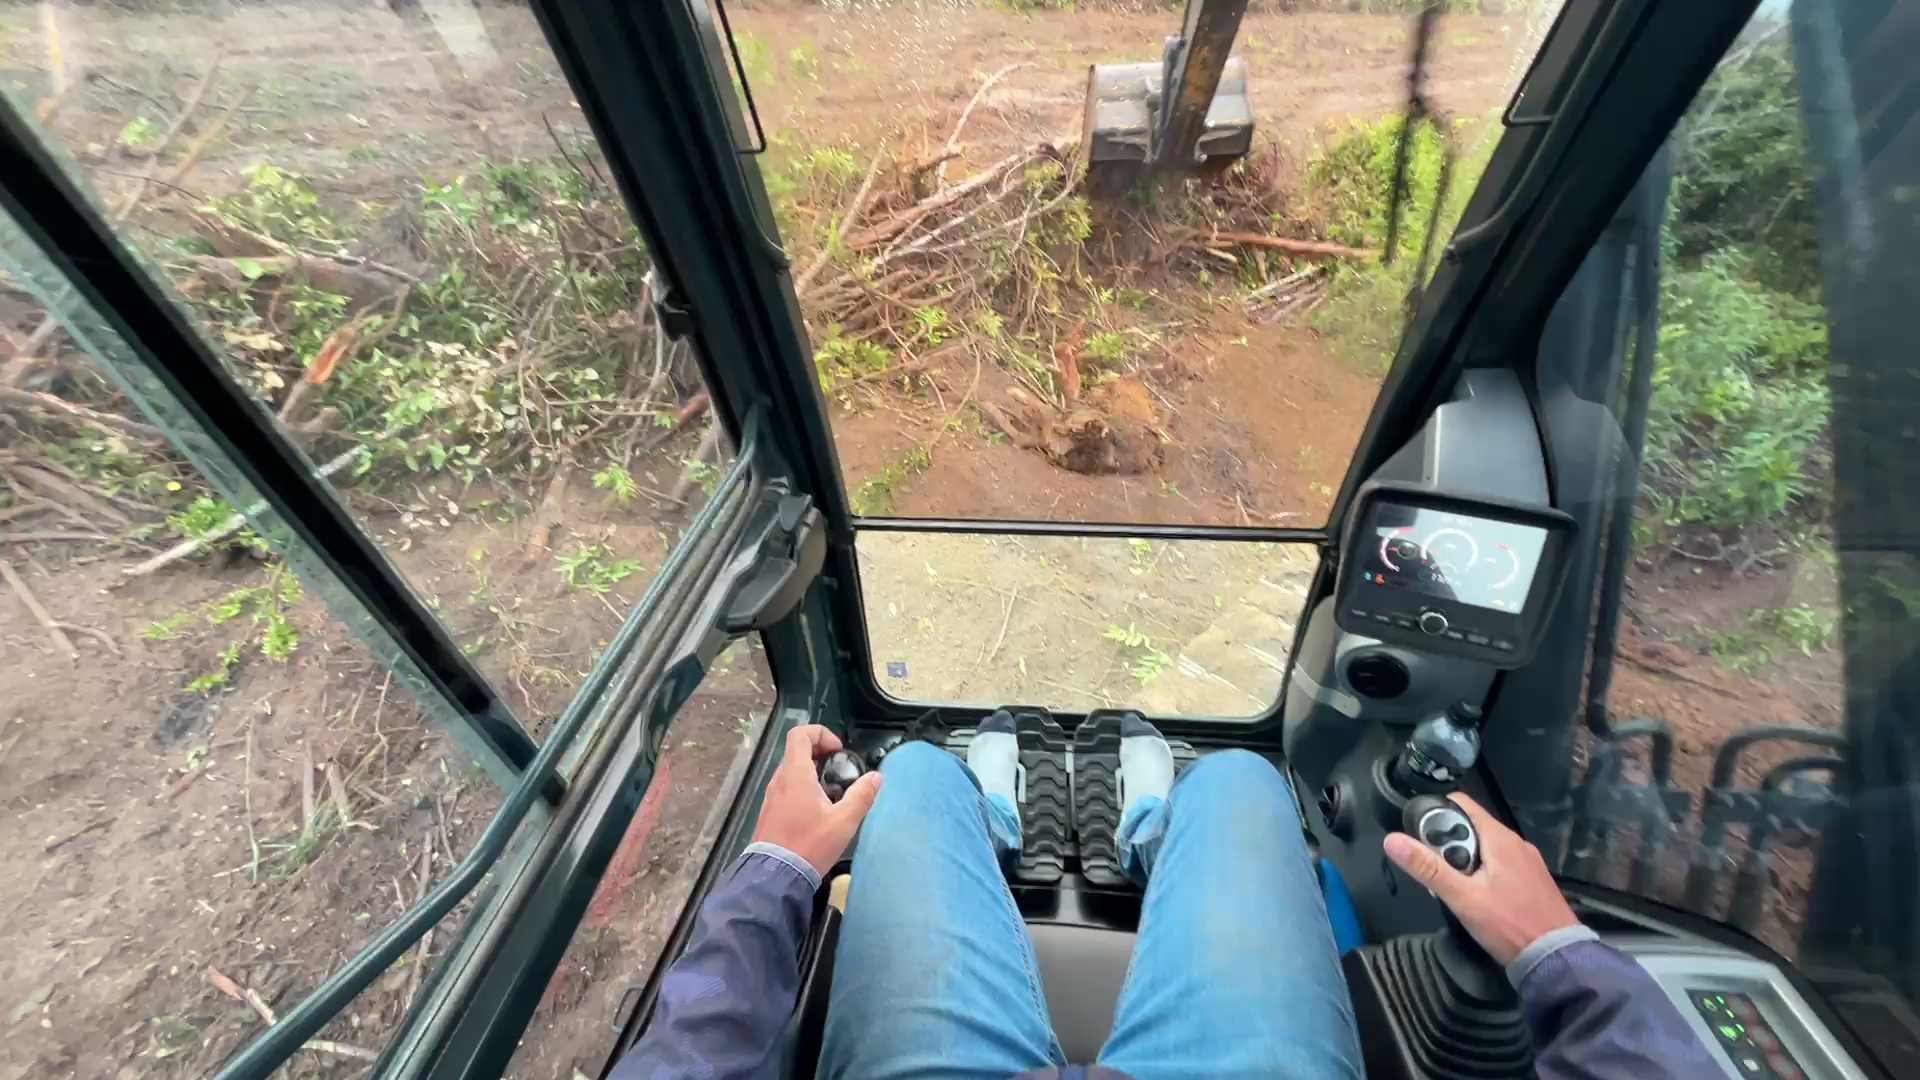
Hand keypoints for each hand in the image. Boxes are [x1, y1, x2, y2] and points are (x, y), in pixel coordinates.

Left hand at [751, 725, 881, 875]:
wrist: (774, 877)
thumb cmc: (809, 845)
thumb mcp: (843, 822)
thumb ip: (861, 796)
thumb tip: (876, 777)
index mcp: (795, 774)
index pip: (800, 734)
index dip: (820, 734)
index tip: (838, 751)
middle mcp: (779, 780)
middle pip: (797, 751)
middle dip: (820, 753)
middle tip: (839, 769)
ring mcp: (771, 796)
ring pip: (791, 770)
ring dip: (811, 771)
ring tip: (831, 791)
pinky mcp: (769, 812)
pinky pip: (786, 787)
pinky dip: (802, 787)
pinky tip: (816, 810)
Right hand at [1383, 793, 1578, 966]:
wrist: (1564, 966)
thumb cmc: (1511, 926)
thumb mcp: (1463, 898)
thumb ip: (1427, 868)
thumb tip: (1391, 839)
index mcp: (1500, 839)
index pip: (1460, 804)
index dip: (1434, 812)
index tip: (1418, 834)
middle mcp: (1516, 844)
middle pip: (1469, 827)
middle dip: (1445, 843)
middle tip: (1434, 870)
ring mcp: (1528, 863)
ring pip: (1482, 847)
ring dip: (1461, 860)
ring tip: (1452, 888)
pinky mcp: (1533, 882)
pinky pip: (1498, 864)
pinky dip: (1480, 872)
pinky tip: (1476, 898)